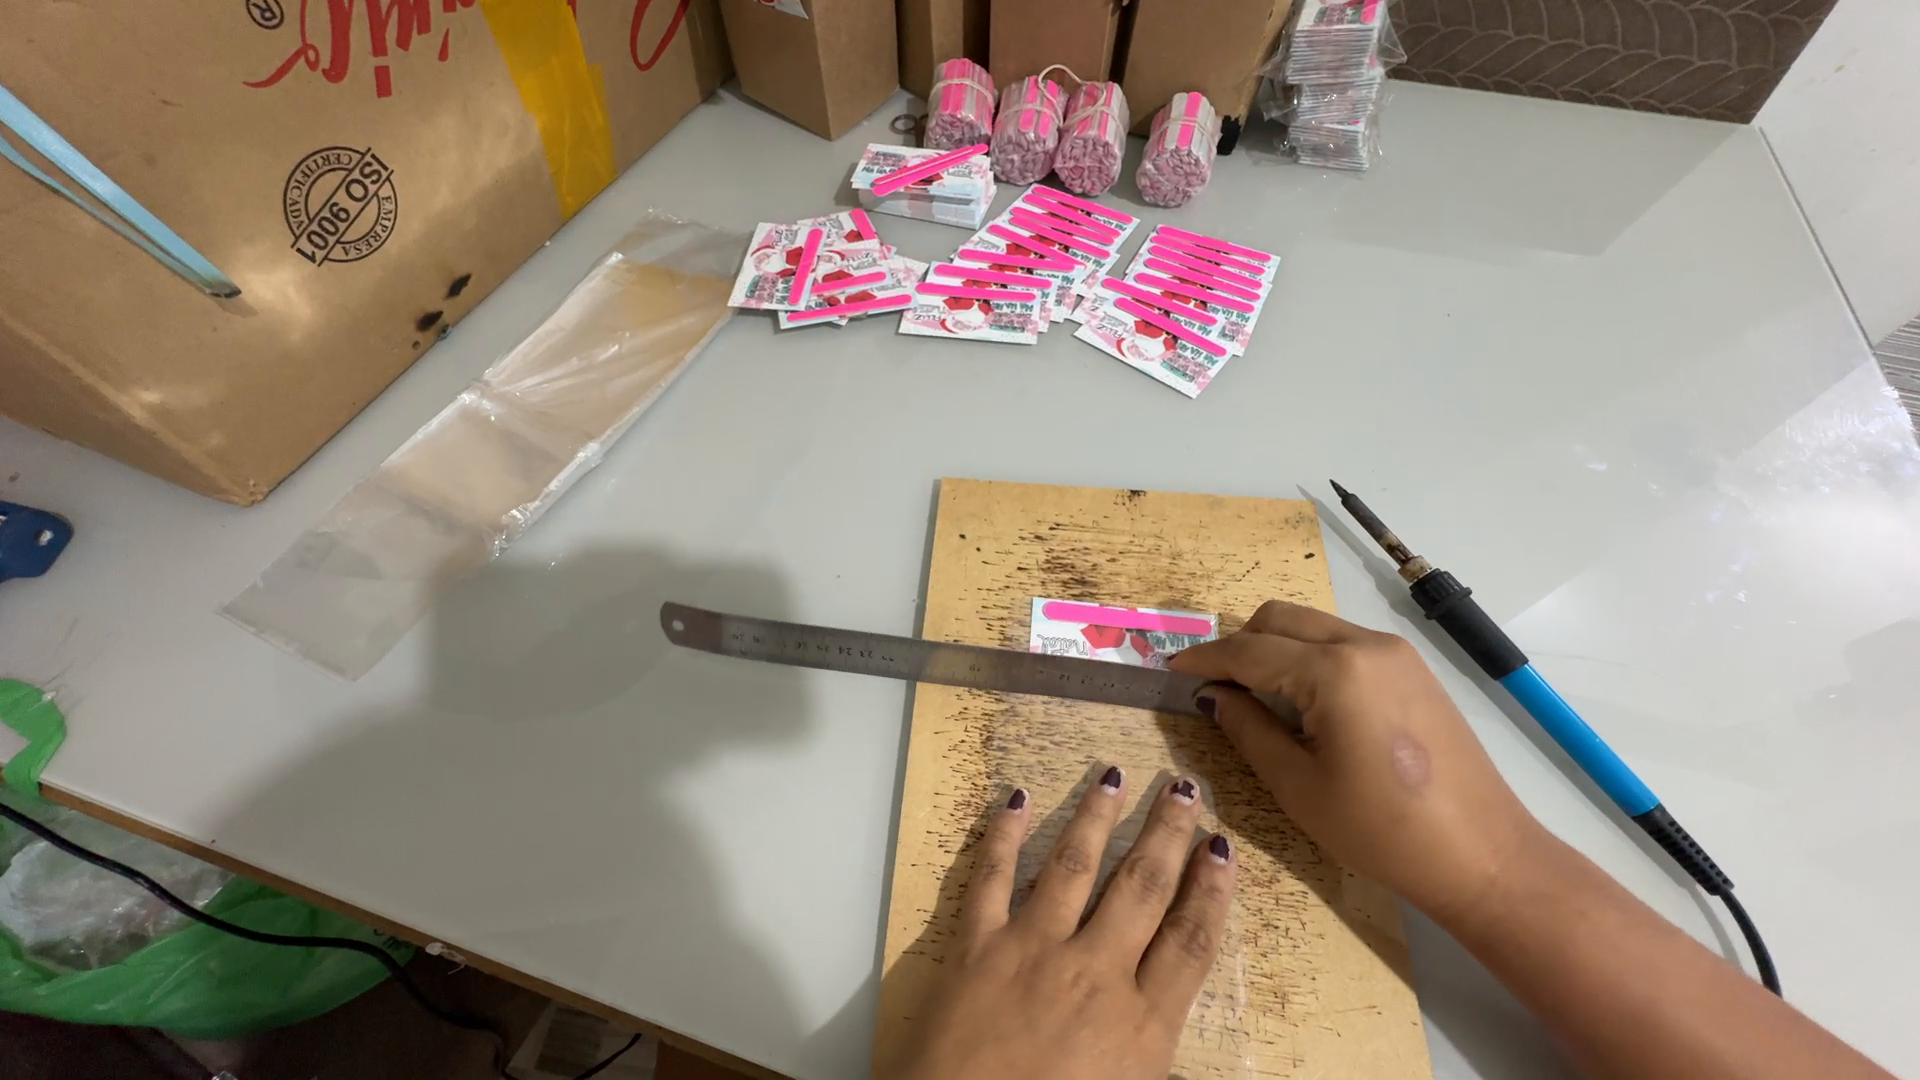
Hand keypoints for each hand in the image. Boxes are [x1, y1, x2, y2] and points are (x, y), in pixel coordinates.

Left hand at [884, 769, 1234, 1079]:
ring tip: (1114, 775)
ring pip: (1073, 865)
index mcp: (1138, 1025)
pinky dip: (1004, 834)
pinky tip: (1016, 797)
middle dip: (1166, 834)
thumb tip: (1171, 1002)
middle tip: (1184, 789)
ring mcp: (1032, 949)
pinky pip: (993, 875)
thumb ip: (1153, 1047)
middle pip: (1140, 888)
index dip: (1210, 892)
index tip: (1222, 847)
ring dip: (1096, 816)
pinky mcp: (977, 942)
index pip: (1189, 942)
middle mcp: (1092, 973)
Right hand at [1169, 601, 1541, 919]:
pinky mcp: (1411, 666)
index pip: (1249, 651)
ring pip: (1310, 624)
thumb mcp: (1297, 785)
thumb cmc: (1382, 831)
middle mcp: (1364, 644)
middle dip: (1238, 644)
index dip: (1205, 659)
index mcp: (1333, 672)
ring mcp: (1394, 651)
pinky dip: (1307, 654)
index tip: (1172, 670)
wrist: (1486, 857)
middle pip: (1278, 618)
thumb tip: (1212, 695)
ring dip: (1273, 646)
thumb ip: (1246, 727)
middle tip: (1215, 685)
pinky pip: (1340, 640)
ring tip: (1255, 693)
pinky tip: (1303, 699)